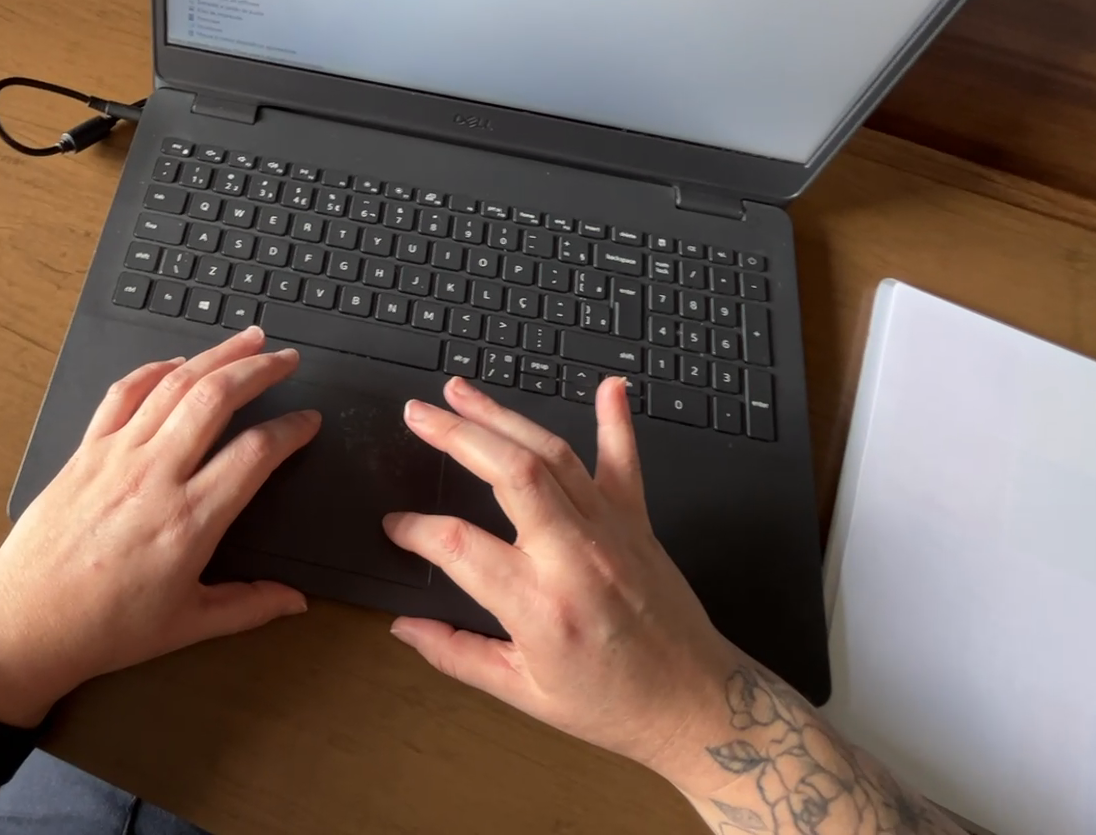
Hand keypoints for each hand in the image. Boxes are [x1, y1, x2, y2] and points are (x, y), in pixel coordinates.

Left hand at [0, 327, 317, 725]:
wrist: (23, 623)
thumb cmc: (106, 629)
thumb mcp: (187, 625)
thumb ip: (249, 606)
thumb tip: (297, 601)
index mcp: (190, 521)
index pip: (255, 453)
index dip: (291, 430)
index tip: (309, 421)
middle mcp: (156, 475)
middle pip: (217, 398)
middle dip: (259, 369)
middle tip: (286, 359)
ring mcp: (118, 455)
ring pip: (174, 384)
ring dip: (217, 354)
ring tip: (248, 338)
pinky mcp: (87, 449)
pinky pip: (123, 393)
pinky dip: (155, 369)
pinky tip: (177, 363)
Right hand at [383, 375, 738, 778]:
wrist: (701, 708)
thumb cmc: (612, 705)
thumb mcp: (524, 694)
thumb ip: (456, 654)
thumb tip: (401, 627)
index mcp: (542, 606)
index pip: (460, 546)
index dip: (416, 530)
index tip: (394, 526)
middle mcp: (576, 557)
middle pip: (512, 472)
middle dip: (458, 434)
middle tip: (417, 412)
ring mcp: (611, 530)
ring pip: (552, 454)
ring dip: (502, 415)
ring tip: (461, 390)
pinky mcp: (637, 519)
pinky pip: (624, 461)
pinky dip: (615, 421)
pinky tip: (608, 387)